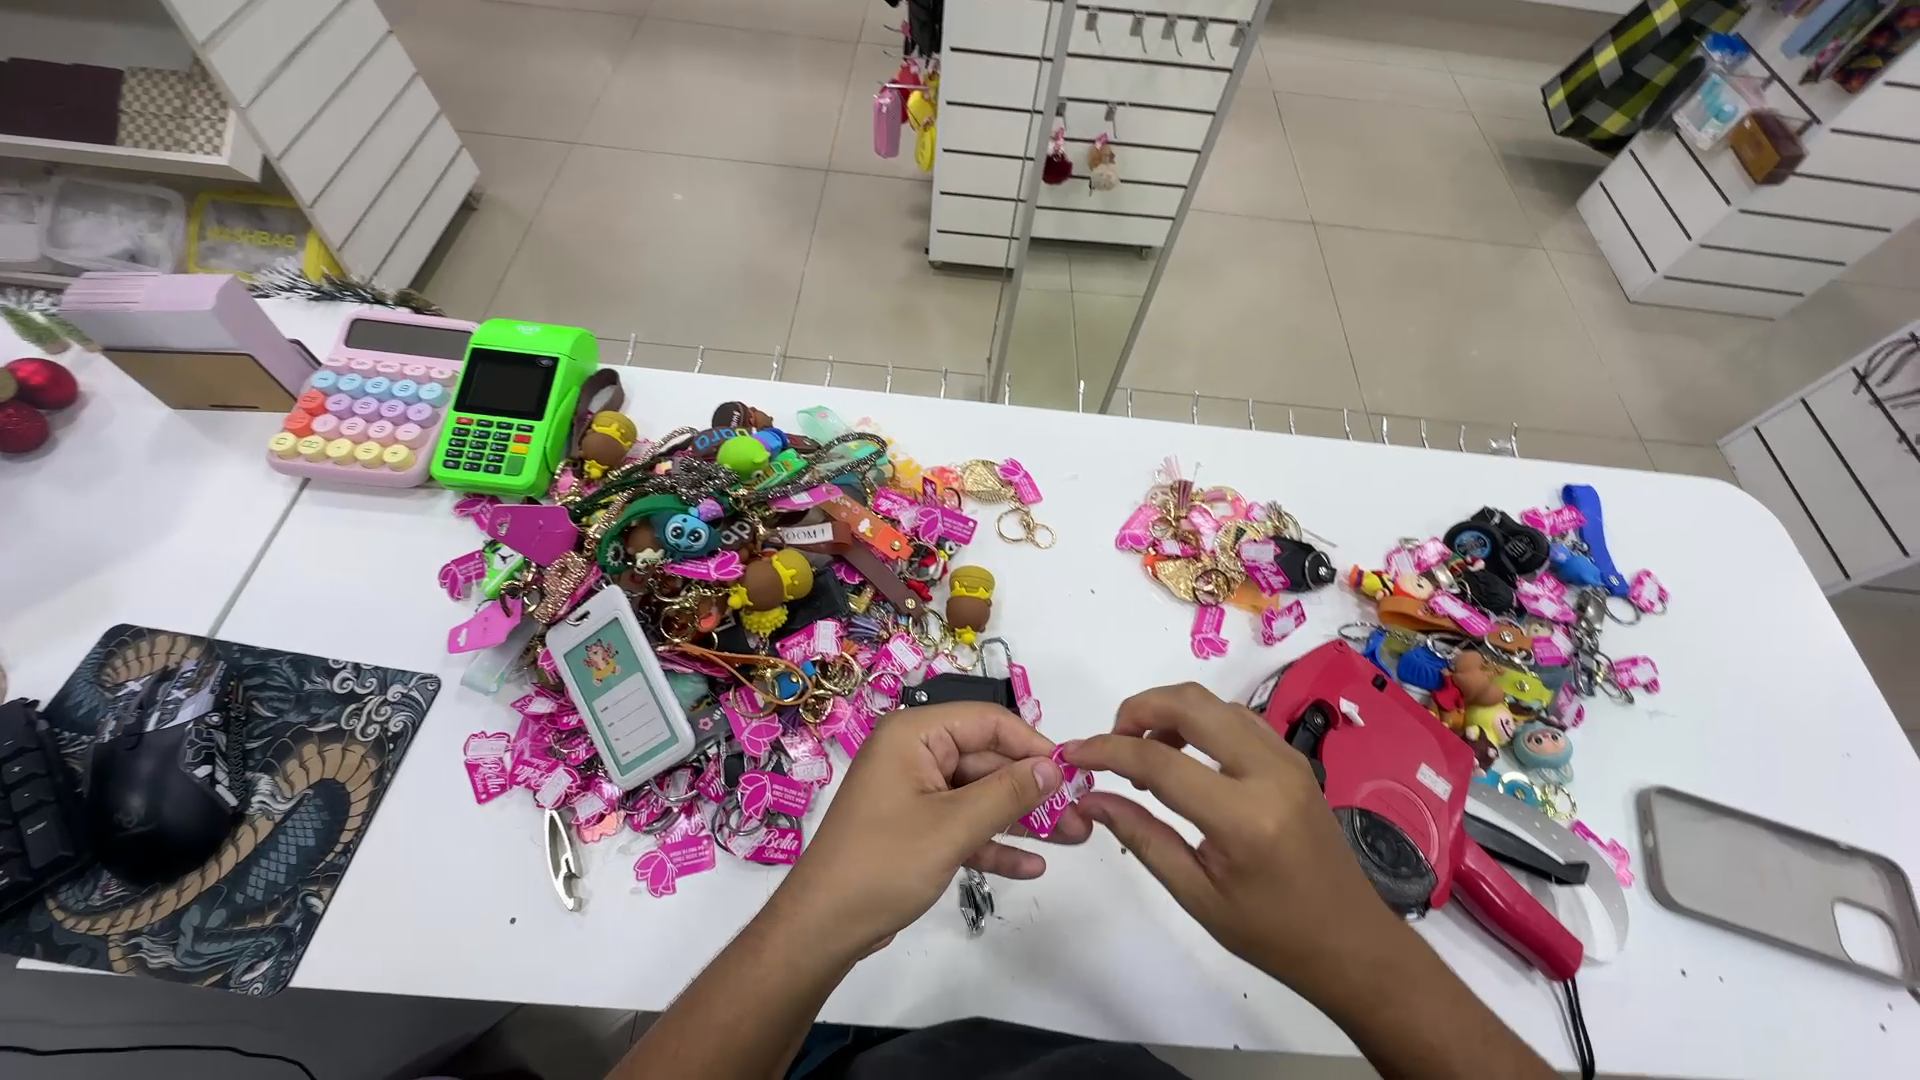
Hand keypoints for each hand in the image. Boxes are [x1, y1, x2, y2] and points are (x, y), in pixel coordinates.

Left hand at [770, 703, 1091, 959]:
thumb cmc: (884, 863)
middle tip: (1083, 815)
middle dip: (1034, 791)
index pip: (987, 721)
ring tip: (1075, 838)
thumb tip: (1054, 767)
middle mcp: (916, 754)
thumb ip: (1008, 793)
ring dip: (1023, 818)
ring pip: (980, 795)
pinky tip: (1032, 866)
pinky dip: (994, 842)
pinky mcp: (917, 827)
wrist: (823, 927)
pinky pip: (964, 825)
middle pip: (988, 761)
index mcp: (915, 735)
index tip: (1073, 772)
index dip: (1032, 744)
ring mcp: (916, 792)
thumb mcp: (953, 826)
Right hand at [1064, 683, 1400, 999]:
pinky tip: (1182, 757)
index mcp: (1244, 818)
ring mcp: (1287, 758)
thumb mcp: (1197, 896)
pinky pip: (1234, 717)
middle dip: (1137, 710)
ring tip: (1145, 757)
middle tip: (1111, 744)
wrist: (1353, 944)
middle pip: (1189, 704)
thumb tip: (1089, 800)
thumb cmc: (1273, 933)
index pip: (1159, 763)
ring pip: (1212, 702)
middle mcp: (1270, 772)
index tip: (1074, 754)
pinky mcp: (1293, 757)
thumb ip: (1140, 837)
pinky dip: (1197, 721)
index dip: (1107, 752)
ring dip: (1168, 712)